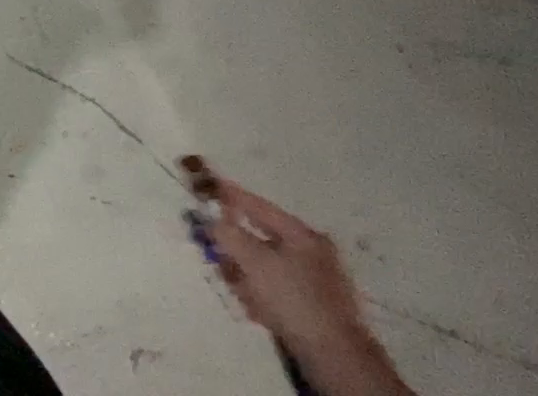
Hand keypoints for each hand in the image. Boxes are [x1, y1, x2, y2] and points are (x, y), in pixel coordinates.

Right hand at [208, 181, 413, 395]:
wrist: (334, 355)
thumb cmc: (293, 298)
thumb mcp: (253, 261)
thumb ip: (227, 233)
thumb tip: (208, 217)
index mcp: (302, 235)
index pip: (257, 206)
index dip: (228, 194)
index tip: (204, 182)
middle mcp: (311, 251)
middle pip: (257, 237)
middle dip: (233, 247)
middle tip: (215, 254)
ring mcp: (313, 279)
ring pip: (261, 263)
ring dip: (243, 273)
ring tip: (241, 291)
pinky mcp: (309, 303)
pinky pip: (271, 285)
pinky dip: (258, 291)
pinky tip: (256, 307)